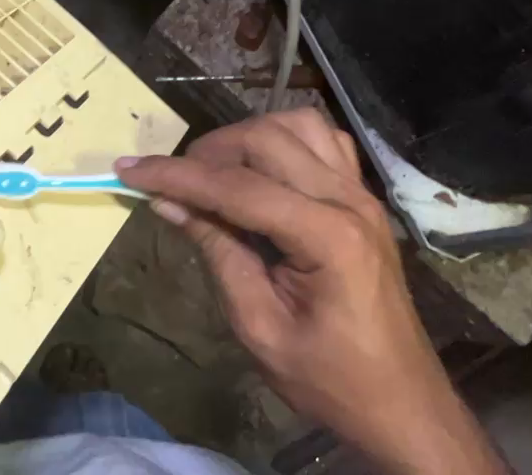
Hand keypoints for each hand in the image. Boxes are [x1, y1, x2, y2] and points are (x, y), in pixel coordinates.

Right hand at [116, 108, 506, 474]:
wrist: (403, 406)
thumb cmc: (331, 380)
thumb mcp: (259, 326)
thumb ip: (217, 252)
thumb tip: (168, 202)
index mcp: (328, 238)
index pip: (237, 188)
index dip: (177, 175)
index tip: (129, 169)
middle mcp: (349, 200)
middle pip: (266, 140)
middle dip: (208, 151)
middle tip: (171, 181)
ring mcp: (362, 194)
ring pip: (297, 125)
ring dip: (247, 137)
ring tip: (215, 172)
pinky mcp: (364, 198)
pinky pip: (324, 141)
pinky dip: (285, 140)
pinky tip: (264, 169)